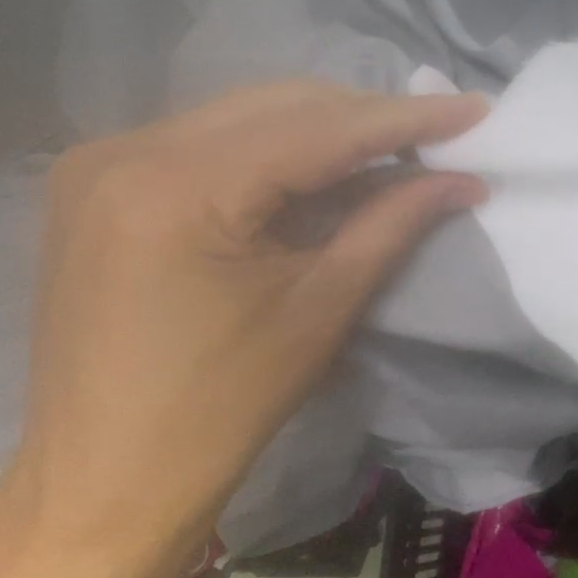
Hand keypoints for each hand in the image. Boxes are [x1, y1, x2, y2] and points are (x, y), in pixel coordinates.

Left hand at [8, 82, 488, 571]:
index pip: (318, 130)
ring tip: (403, 149)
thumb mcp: (325, 304)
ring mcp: (101, 164)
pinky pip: (212, 142)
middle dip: (370, 117)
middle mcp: (126, 153)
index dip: (407, 119)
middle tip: (446, 133)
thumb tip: (463, 180)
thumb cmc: (226, 400)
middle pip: (279, 107)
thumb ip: (393, 223)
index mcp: (177, 188)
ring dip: (329, 129)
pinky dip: (281, 150)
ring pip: (246, 117)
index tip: (476, 109)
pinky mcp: (101, 186)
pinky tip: (329, 170)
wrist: (110, 470)